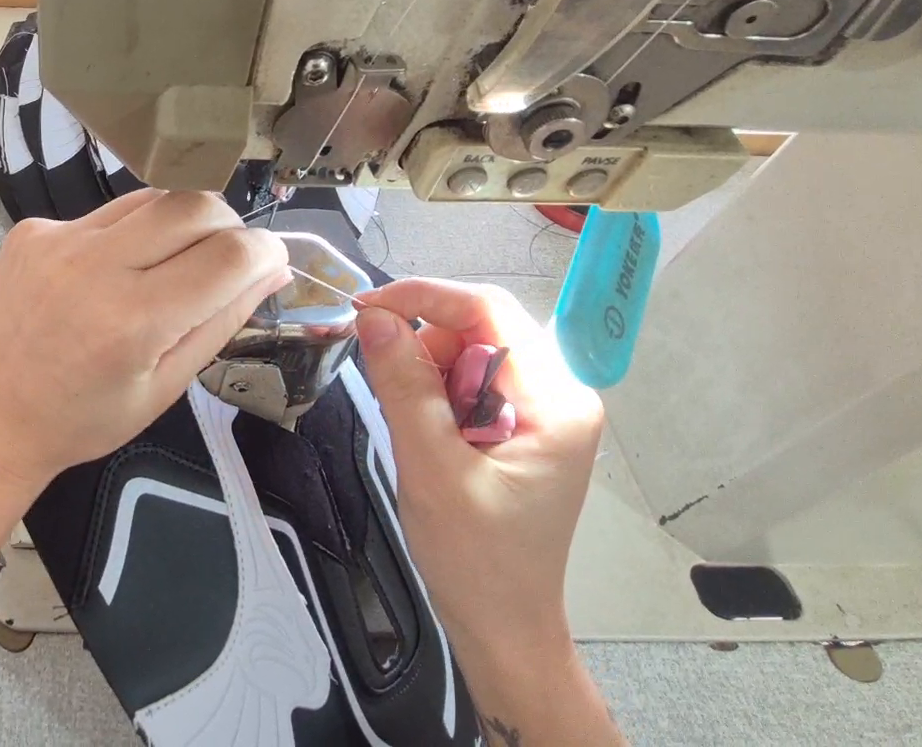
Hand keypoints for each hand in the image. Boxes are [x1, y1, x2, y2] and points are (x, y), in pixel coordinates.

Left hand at [0, 190, 289, 489]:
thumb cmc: (82, 419)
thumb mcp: (165, 387)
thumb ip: (222, 321)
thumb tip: (272, 268)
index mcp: (132, 320)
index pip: (228, 254)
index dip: (264, 251)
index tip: (271, 260)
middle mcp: (93, 265)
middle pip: (193, 204)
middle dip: (228, 225)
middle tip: (227, 259)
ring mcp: (57, 239)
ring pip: (151, 198)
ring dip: (178, 223)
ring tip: (168, 267)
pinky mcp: (33, 229)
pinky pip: (105, 212)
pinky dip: (129, 233)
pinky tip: (113, 273)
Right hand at [353, 278, 603, 651]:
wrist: (500, 625)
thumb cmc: (476, 558)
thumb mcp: (432, 467)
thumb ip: (403, 385)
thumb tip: (372, 317)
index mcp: (556, 400)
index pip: (490, 309)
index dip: (424, 297)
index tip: (365, 308)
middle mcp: (555, 393)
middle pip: (477, 327)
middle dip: (422, 343)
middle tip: (383, 382)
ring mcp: (537, 409)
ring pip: (464, 351)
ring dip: (423, 371)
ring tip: (412, 427)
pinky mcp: (515, 425)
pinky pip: (464, 380)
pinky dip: (430, 391)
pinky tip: (423, 431)